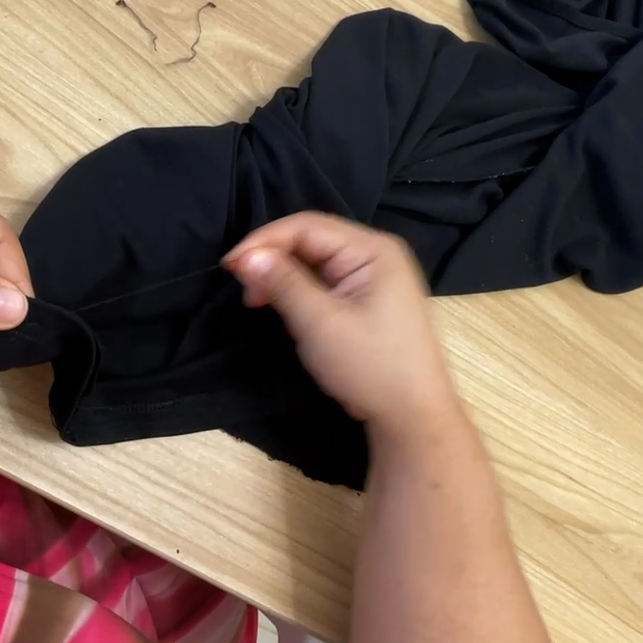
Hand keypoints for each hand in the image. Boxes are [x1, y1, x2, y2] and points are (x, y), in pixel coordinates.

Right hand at [224, 213, 455, 437]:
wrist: (413, 416)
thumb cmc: (370, 366)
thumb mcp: (319, 323)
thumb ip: (283, 283)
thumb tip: (247, 256)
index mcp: (373, 250)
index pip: (307, 226)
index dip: (264, 241)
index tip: (229, 266)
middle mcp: (376, 254)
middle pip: (311, 240)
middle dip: (272, 259)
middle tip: (243, 288)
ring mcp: (374, 278)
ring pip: (315, 262)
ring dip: (282, 276)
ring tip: (257, 301)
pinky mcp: (368, 299)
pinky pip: (325, 281)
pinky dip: (298, 291)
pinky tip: (283, 309)